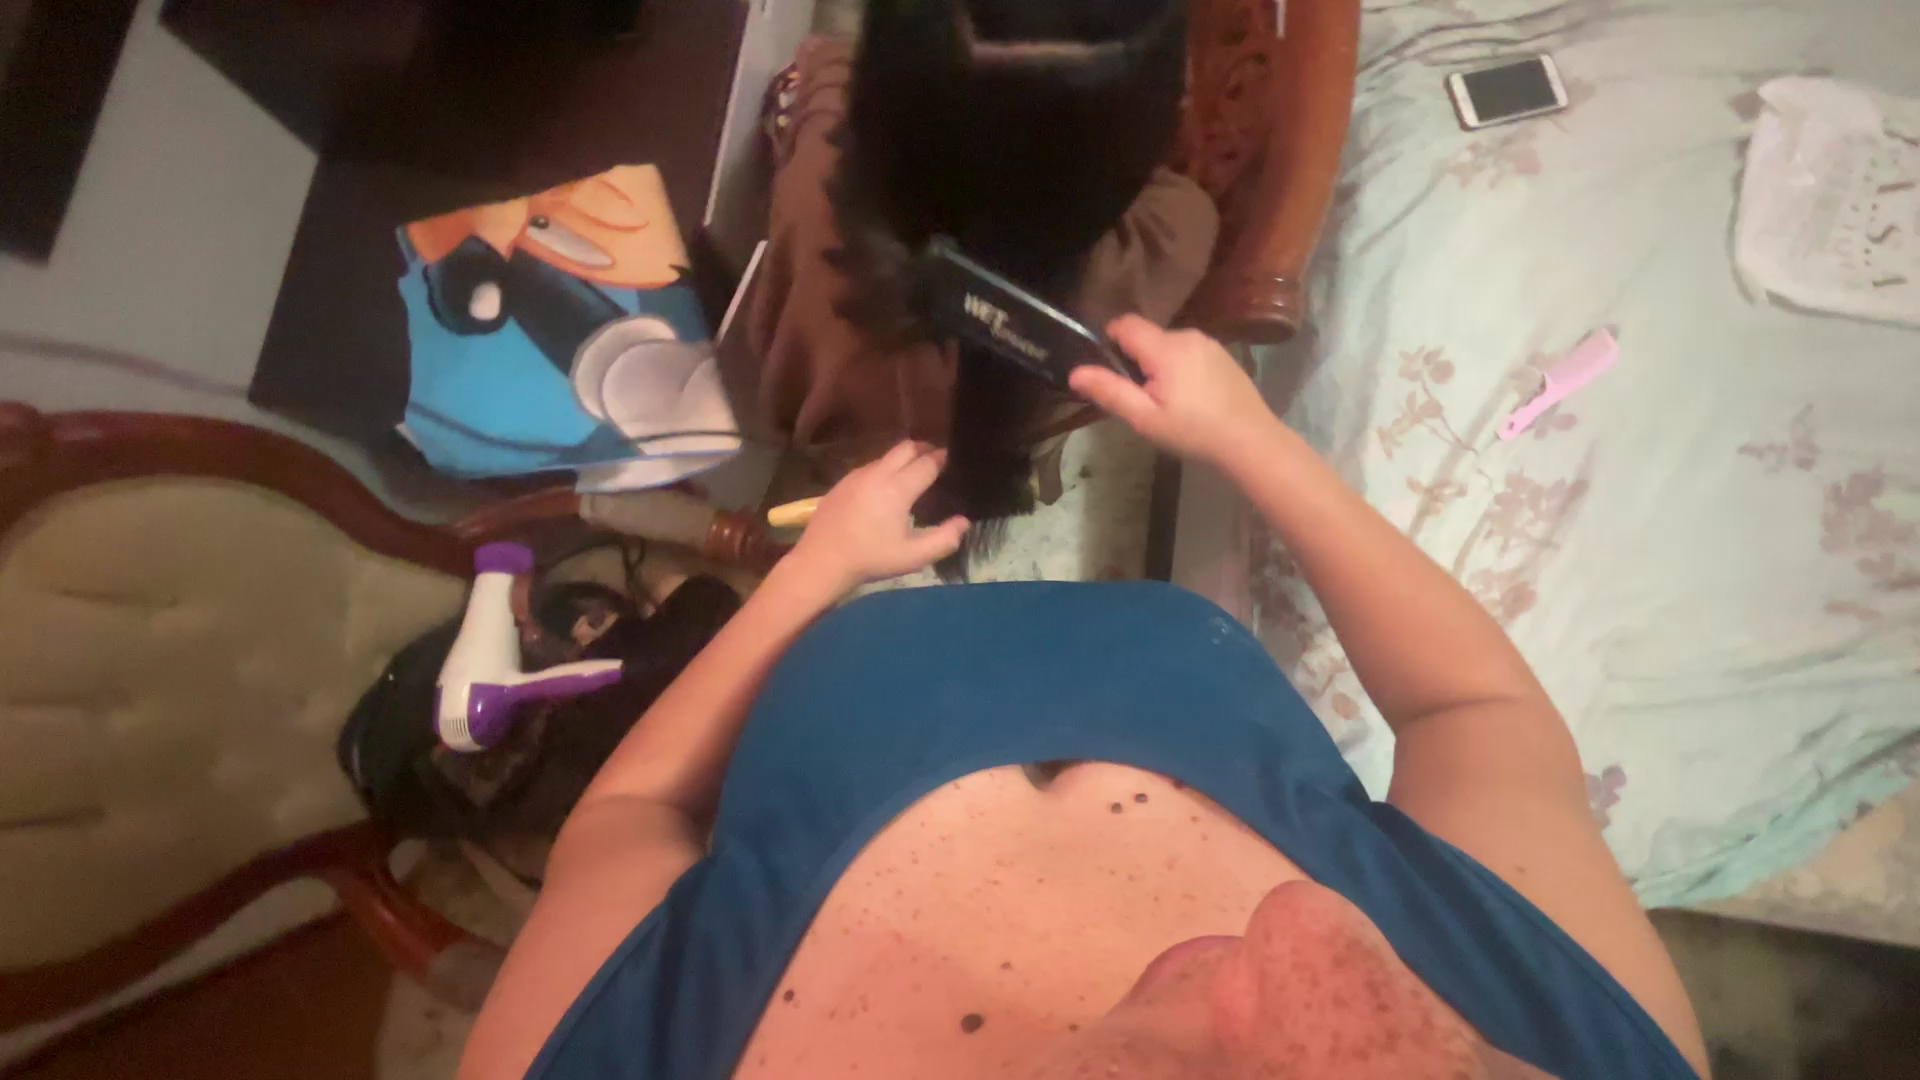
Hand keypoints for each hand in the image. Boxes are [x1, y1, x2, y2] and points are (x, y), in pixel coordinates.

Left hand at [786, 441, 970, 593]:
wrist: (821, 562)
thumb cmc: (871, 559)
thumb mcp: (913, 557)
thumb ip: (944, 539)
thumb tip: (964, 522)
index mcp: (898, 489)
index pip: (927, 463)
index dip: (942, 459)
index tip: (951, 460)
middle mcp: (877, 474)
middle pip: (906, 448)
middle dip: (924, 449)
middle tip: (935, 459)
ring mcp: (856, 476)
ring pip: (886, 455)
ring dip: (902, 459)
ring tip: (912, 473)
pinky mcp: (842, 483)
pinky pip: (869, 466)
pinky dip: (884, 468)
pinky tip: (884, 487)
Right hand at [1069, 316, 1280, 469]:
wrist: (1250, 440)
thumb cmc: (1192, 431)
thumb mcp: (1144, 418)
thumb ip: (1110, 391)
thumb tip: (1074, 372)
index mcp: (1165, 347)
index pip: (1125, 323)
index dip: (1109, 341)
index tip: (1109, 372)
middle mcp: (1187, 335)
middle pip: (1146, 337)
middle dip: (1135, 361)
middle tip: (1139, 400)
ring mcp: (1209, 343)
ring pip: (1167, 345)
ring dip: (1158, 366)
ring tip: (1166, 403)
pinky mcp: (1223, 355)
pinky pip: (1188, 353)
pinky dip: (1179, 369)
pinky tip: (1189, 399)